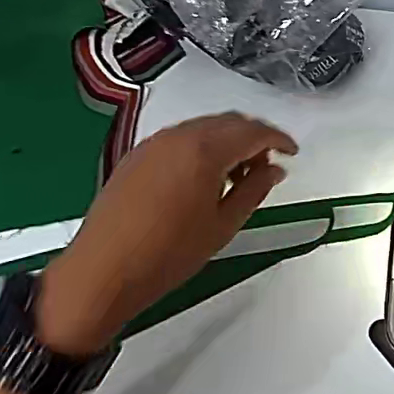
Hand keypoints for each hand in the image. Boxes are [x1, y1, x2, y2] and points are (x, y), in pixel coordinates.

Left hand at [35, 112, 297, 355]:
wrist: (103, 272)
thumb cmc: (165, 254)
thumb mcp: (224, 225)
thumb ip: (254, 189)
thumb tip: (272, 170)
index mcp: (204, 151)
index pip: (254, 131)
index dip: (278, 138)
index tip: (290, 150)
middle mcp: (178, 137)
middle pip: (229, 122)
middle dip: (254, 137)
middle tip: (268, 163)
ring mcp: (154, 144)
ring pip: (204, 127)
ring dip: (227, 141)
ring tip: (238, 175)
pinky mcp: (137, 155)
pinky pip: (180, 138)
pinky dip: (202, 147)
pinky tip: (206, 177)